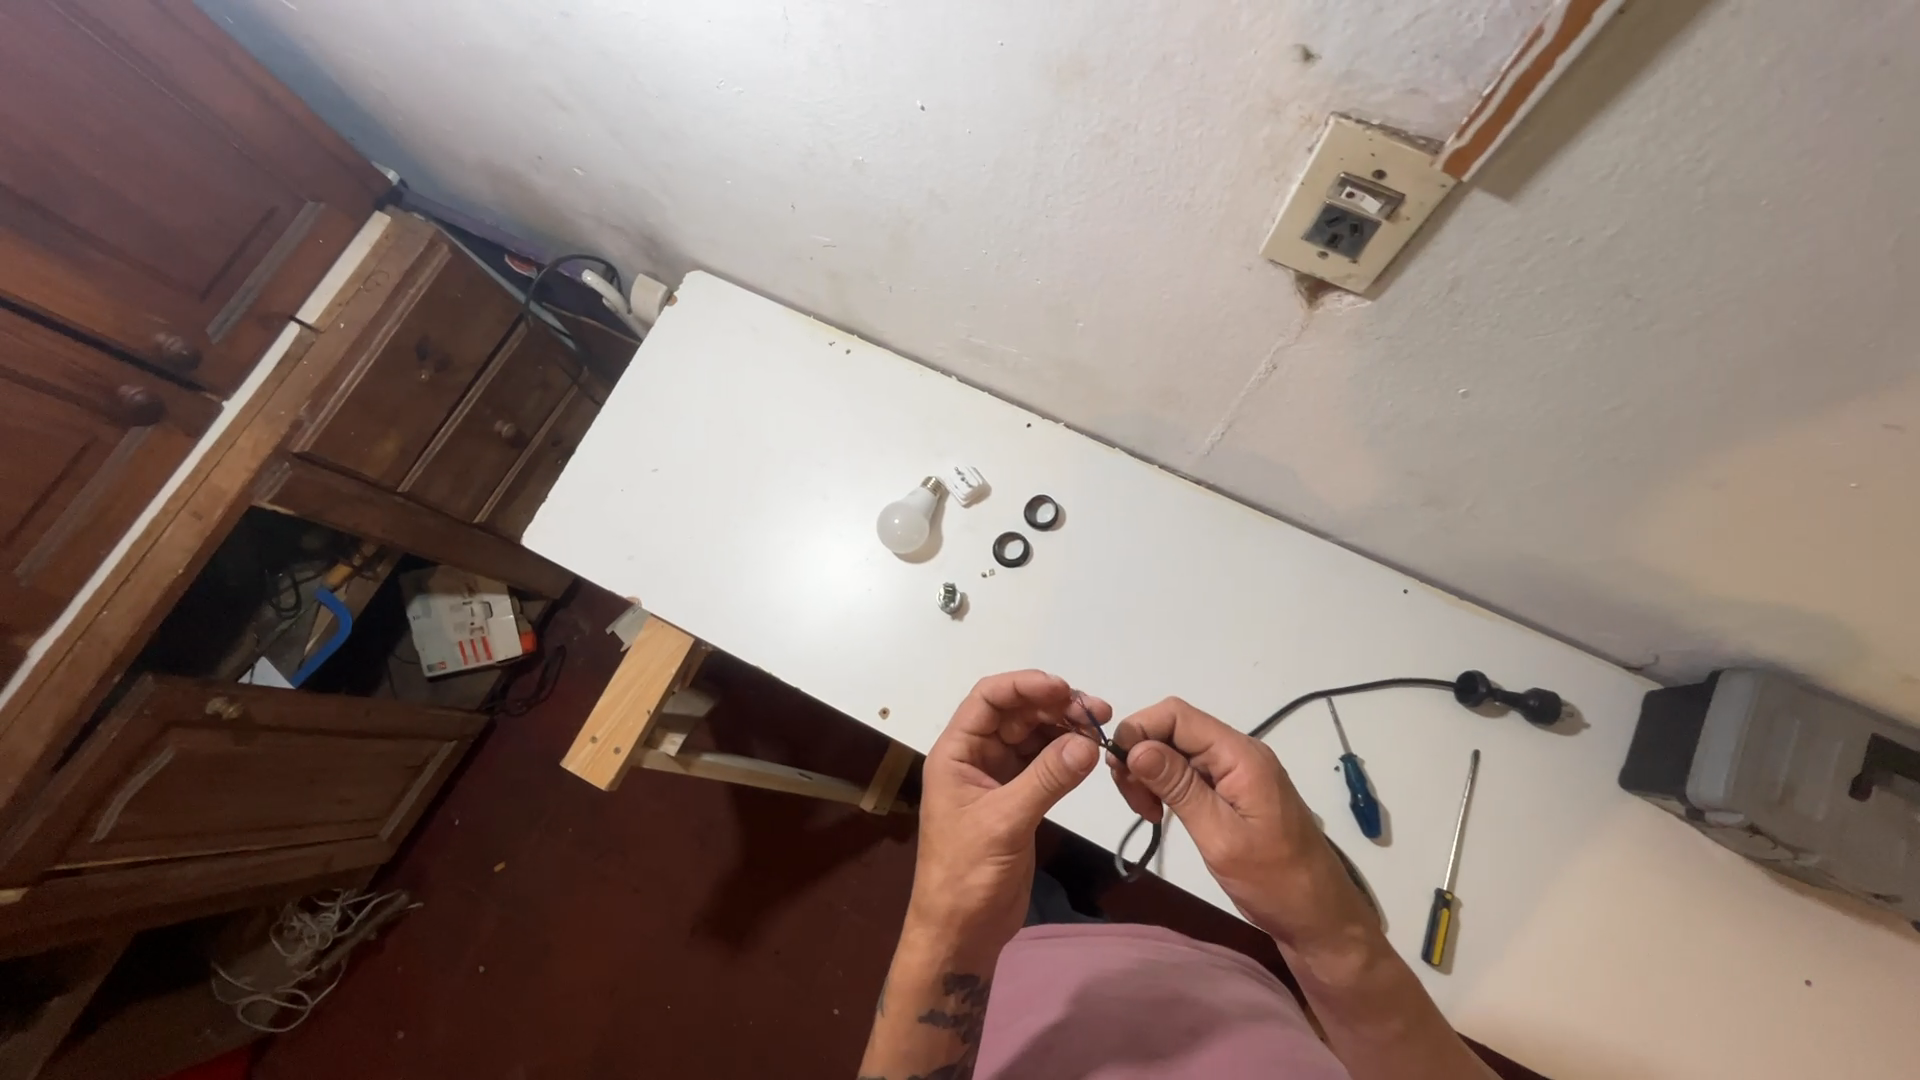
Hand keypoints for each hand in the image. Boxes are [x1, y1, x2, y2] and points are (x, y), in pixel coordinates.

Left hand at [907, 671, 1107, 951]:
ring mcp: (997, 776)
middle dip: (1054, 706)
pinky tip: (1090, 753)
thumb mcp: (1004, 822)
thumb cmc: (965, 874)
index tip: (1064, 689)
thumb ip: (1046, 779)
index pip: (989, 698)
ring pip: (1033, 736)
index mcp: (956, 751)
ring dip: (1064, 728)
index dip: (1024, 685)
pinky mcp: (1017, 798)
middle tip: (1098, 713)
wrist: (960, 932)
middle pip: (1016, 713)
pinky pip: (1043, 763)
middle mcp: (975, 756)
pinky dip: (1066, 755)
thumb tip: (1088, 742)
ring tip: (1100, 730)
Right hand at [1109, 697, 1376, 954]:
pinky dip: (1165, 785)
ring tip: (1147, 811)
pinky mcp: (1231, 789)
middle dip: (1140, 754)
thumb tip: (1135, 747)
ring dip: (1149, 772)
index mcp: (1240, 755)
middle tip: (1135, 801)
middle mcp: (1237, 752)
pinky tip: (1160, 812)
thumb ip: (1178, 787)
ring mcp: (1235, 770)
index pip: (1176, 715)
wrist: (1321, 922)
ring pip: (1175, 748)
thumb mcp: (1220, 837)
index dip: (1139, 731)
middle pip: (1172, 728)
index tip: (1121, 773)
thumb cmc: (1275, 883)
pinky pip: (1187, 770)